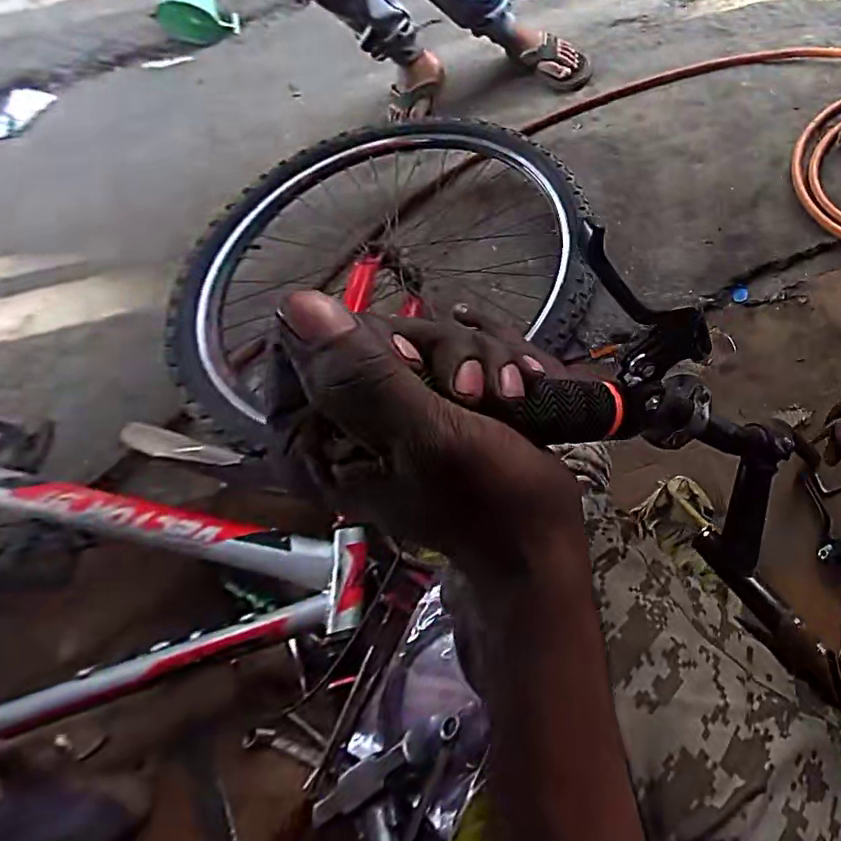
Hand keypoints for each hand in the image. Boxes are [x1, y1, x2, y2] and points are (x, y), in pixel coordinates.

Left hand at [269, 291, 585, 577]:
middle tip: (473, 389)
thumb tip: (297, 304)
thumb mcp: (428, 437)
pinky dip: (500, 362)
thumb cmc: (487, 499)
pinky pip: (468, 354)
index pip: (311, 343)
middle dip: (445, 350)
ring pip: (434, 338)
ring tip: (511, 394)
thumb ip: (366, 376)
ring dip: (485, 357)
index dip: (370, 338)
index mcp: (315, 436)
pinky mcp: (448, 405)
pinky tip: (524, 383)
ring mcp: (405, 410)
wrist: (544, 536)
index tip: (416, 365)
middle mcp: (352, 418)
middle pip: (383, 332)